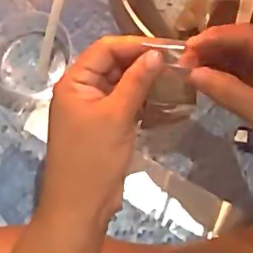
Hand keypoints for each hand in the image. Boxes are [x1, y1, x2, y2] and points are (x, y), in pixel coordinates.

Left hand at [40, 37, 163, 230]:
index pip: (105, 49)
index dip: (135, 44)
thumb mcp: (117, 116)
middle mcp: (81, 89)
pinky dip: (144, 100)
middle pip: (114, 64)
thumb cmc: (93, 158)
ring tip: (177, 76)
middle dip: (143, 61)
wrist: (80, 208)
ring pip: (122, 84)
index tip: (167, 46)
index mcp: (74, 81)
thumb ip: (136, 82)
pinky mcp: (105, 126)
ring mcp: (93, 108)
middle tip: (178, 60)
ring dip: (146, 80)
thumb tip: (156, 54)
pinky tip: (167, 98)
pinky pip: (125, 103)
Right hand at [185, 23, 252, 189]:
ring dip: (216, 62)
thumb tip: (192, 72)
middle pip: (244, 44)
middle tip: (183, 59)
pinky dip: (224, 77)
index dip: (217, 37)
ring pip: (242, 59)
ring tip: (188, 68)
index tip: (188, 47)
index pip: (249, 36)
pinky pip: (244, 76)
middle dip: (213, 48)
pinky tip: (205, 80)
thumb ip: (228, 91)